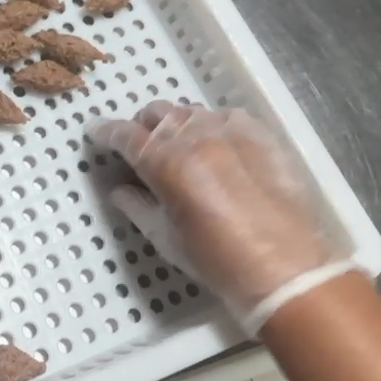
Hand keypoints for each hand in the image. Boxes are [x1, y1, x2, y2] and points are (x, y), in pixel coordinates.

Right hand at [90, 103, 358, 333]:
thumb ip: (136, 206)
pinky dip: (213, 125)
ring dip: (177, 124)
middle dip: (142, 126)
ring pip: (191, 111)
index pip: (123, 134)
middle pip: (157, 113)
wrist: (284, 269)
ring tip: (179, 146)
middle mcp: (193, 136)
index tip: (96, 134)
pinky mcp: (261, 135)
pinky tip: (216, 144)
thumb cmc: (214, 259)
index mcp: (163, 160)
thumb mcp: (163, 237)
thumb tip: (119, 190)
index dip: (105, 132)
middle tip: (140, 147)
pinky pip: (227, 116)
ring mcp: (230, 131)